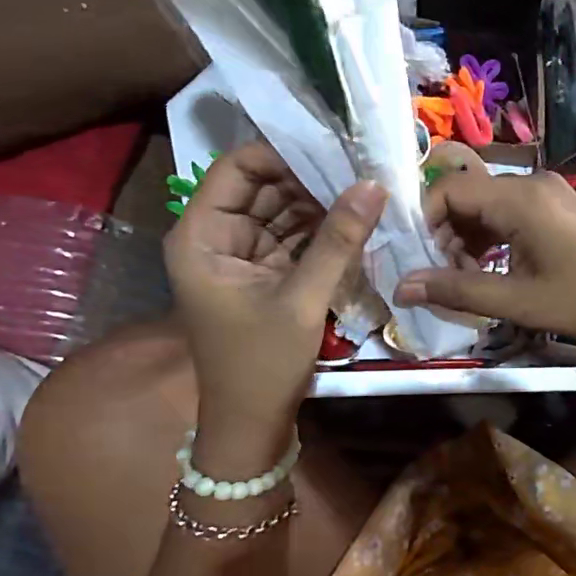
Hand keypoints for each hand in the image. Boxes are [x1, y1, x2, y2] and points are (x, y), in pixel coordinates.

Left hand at [165, 144, 385, 461]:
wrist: (251, 425)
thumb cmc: (262, 363)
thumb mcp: (301, 299)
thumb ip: (337, 240)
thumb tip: (374, 184)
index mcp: (201, 236)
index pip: (237, 169)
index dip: (283, 155)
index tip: (335, 150)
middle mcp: (215, 237)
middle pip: (263, 187)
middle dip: (310, 178)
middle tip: (362, 167)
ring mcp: (241, 256)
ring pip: (282, 211)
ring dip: (321, 203)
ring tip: (366, 189)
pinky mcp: (264, 274)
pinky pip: (293, 237)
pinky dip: (321, 231)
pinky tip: (356, 221)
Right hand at [396, 170, 575, 352]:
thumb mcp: (516, 300)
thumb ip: (455, 289)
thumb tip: (401, 287)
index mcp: (520, 197)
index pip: (449, 188)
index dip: (426, 221)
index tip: (421, 261)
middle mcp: (530, 183)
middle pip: (466, 195)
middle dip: (447, 234)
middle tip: (446, 276)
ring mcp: (546, 192)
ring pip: (486, 205)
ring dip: (468, 238)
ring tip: (469, 278)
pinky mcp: (555, 206)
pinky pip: (508, 212)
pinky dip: (491, 237)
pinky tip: (491, 269)